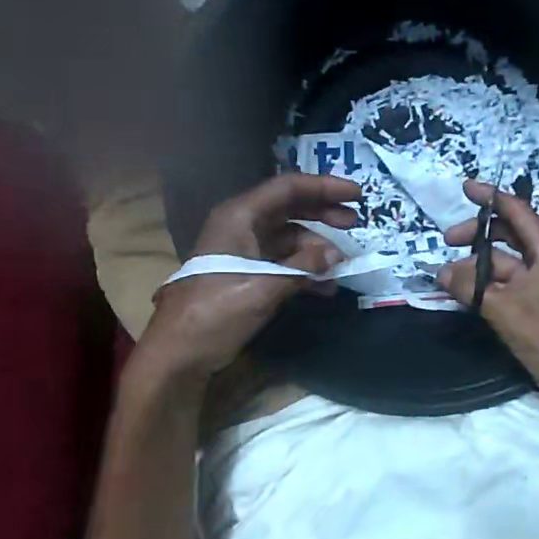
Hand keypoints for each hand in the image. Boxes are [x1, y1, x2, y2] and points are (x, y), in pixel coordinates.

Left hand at [135, 173, 362, 379]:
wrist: (180, 351)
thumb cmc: (217, 311)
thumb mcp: (264, 286)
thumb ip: (303, 266)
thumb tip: (335, 255)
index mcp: (240, 216)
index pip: (288, 188)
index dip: (324, 187)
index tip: (358, 195)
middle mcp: (241, 226)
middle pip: (289, 208)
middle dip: (323, 214)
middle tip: (355, 224)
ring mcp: (242, 251)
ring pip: (288, 237)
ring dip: (316, 249)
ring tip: (341, 266)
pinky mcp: (245, 274)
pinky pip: (281, 262)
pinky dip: (303, 269)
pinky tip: (325, 287)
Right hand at [438, 181, 538, 397]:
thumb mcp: (502, 308)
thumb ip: (470, 287)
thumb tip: (441, 272)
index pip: (516, 210)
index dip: (489, 197)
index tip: (463, 188)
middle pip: (507, 232)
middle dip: (476, 233)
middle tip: (446, 241)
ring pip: (503, 258)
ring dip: (476, 262)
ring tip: (447, 273)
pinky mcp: (535, 297)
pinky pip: (505, 278)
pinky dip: (484, 280)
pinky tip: (463, 289)